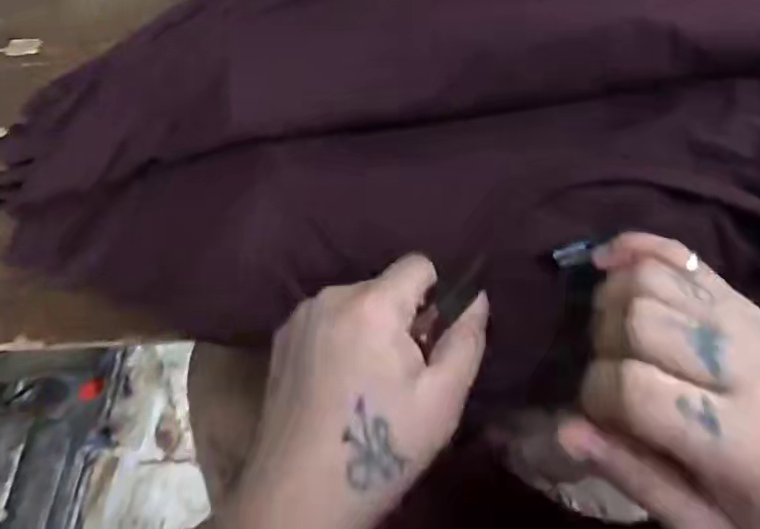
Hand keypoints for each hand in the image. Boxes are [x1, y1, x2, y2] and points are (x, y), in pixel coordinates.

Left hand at [219, 255, 488, 528]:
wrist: (297, 496)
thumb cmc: (380, 449)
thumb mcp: (441, 403)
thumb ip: (465, 341)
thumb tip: (477, 296)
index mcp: (373, 304)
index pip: (419, 264)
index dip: (436, 295)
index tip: (433, 338)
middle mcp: (334, 295)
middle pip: (385, 287)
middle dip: (401, 318)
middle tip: (400, 375)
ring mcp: (302, 313)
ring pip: (356, 303)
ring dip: (369, 328)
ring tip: (366, 384)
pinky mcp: (282, 335)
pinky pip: (327, 319)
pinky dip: (339, 338)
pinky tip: (336, 385)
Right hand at [558, 233, 759, 528]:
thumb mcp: (708, 525)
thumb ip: (636, 475)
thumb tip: (564, 427)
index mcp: (748, 445)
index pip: (636, 388)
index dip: (596, 396)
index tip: (596, 414)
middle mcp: (750, 370)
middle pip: (638, 317)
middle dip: (601, 341)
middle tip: (606, 370)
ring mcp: (748, 323)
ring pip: (650, 276)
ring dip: (610, 297)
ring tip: (609, 331)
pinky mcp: (742, 299)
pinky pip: (676, 252)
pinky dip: (633, 247)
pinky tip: (606, 263)